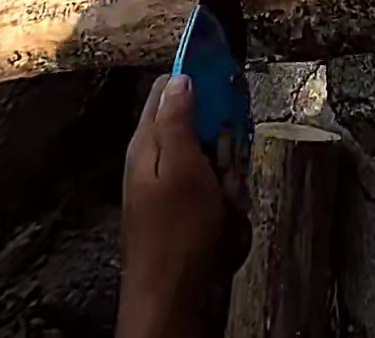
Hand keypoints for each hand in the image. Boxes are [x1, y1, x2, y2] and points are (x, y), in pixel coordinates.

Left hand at [117, 75, 246, 337]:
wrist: (172, 298)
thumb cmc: (177, 232)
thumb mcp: (182, 167)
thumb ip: (178, 119)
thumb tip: (180, 76)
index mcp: (147, 141)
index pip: (167, 87)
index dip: (196, 77)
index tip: (225, 80)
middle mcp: (155, 155)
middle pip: (195, 118)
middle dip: (219, 131)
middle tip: (226, 155)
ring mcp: (170, 180)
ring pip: (209, 149)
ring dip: (227, 165)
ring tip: (227, 192)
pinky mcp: (185, 202)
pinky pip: (212, 178)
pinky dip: (225, 189)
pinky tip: (227, 209)